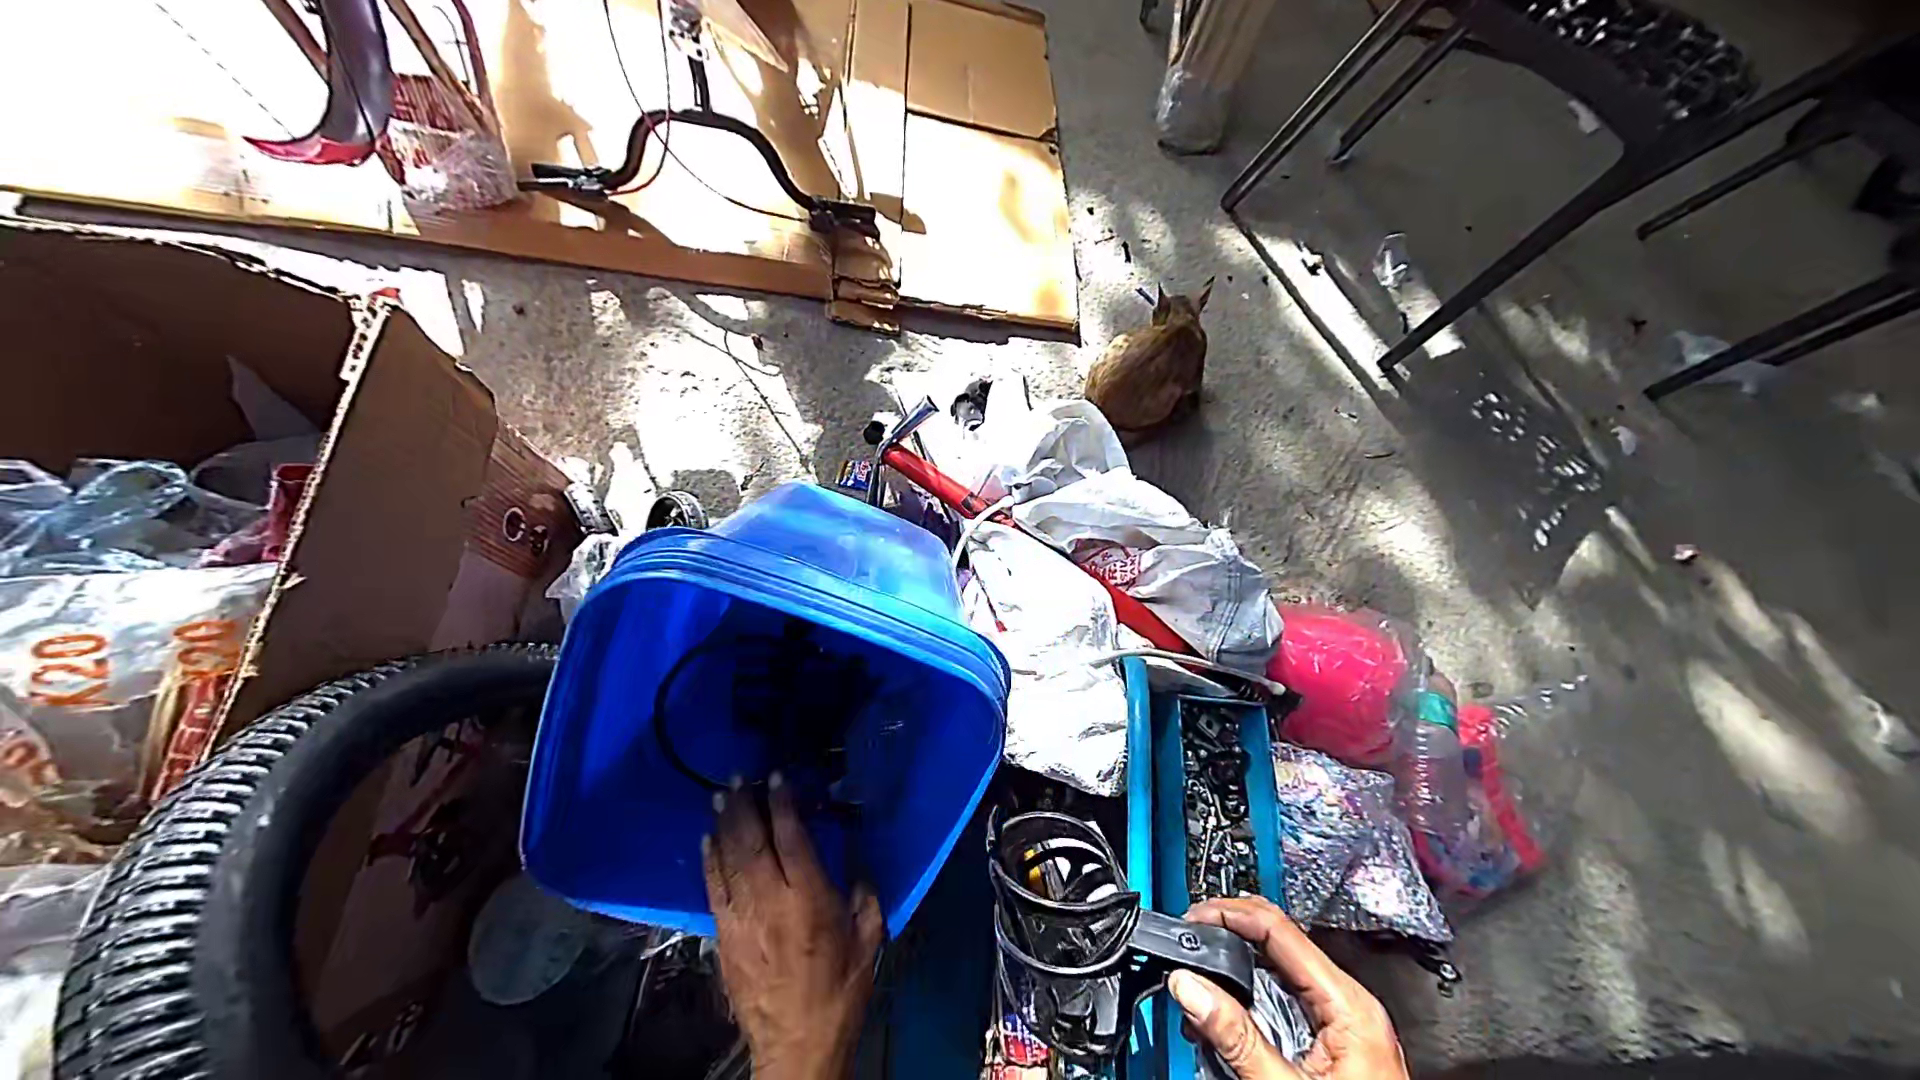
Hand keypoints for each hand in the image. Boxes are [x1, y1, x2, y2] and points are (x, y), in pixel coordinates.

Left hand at [703, 774, 884, 1079]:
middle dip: (746, 804)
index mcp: (810, 897)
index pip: (792, 836)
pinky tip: (708, 839)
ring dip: (724, 824)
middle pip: (752, 840)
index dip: (784, 802)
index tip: (778, 775)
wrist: (797, 1045)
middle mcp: (771, 900)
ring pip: (728, 859)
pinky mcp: (724, 936)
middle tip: (740, 777)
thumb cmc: (840, 988)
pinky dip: (709, 860)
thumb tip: (857, 855)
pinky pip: (713, 889)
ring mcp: (742, 918)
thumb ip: (865, 890)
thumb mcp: (869, 936)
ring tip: (720, 795)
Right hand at [1168, 896, 1408, 1079]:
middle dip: (1230, 931)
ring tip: (1200, 974)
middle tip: (1192, 937)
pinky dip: (1249, 989)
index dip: (1230, 914)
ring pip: (1278, 965)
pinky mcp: (1333, 1039)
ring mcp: (1344, 1020)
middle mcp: (1351, 1004)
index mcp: (1350, 1007)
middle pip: (1279, 938)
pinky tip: (1225, 1005)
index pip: (1279, 928)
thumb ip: (1235, 1037)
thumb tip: (1189, 984)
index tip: (1194, 918)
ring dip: (1235, 962)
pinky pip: (1285, 993)